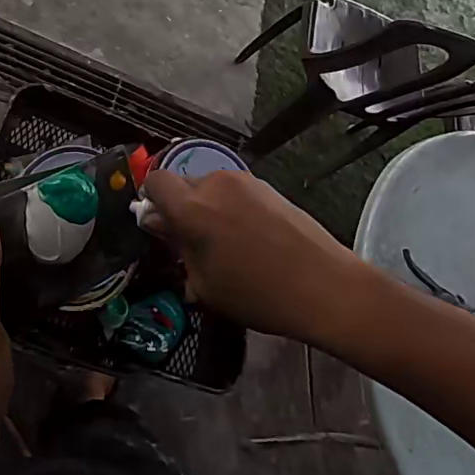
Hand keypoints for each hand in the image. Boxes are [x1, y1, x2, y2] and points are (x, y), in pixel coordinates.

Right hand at [141, 170, 378, 342]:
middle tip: (192, 243)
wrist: (323, 284)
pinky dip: (231, 208)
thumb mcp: (204, 282)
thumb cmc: (257, 293)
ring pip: (211, 188)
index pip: (156, 181)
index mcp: (192, 207)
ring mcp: (245, 181)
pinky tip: (250, 238)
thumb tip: (158, 223)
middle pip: (183, 184)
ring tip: (226, 244)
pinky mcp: (268, 187)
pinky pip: (235, 192)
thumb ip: (177, 246)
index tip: (158, 225)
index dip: (151, 200)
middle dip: (181, 207)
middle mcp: (215, 183)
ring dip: (208, 208)